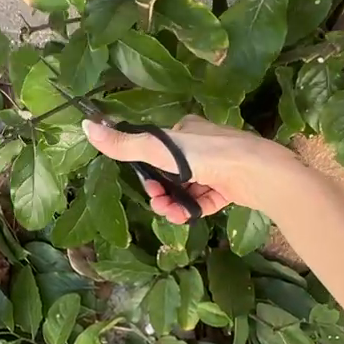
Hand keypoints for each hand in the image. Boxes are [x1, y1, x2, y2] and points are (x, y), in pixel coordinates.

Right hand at [81, 116, 296, 221]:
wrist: (258, 172)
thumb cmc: (209, 154)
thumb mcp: (160, 149)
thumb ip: (123, 144)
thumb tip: (85, 126)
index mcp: (185, 130)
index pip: (155, 151)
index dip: (146, 171)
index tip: (146, 186)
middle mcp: (200, 146)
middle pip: (169, 174)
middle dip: (159, 192)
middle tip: (159, 204)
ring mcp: (215, 167)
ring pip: (185, 190)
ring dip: (173, 204)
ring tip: (173, 215)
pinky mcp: (228, 187)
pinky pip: (203, 201)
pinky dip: (193, 210)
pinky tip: (189, 217)